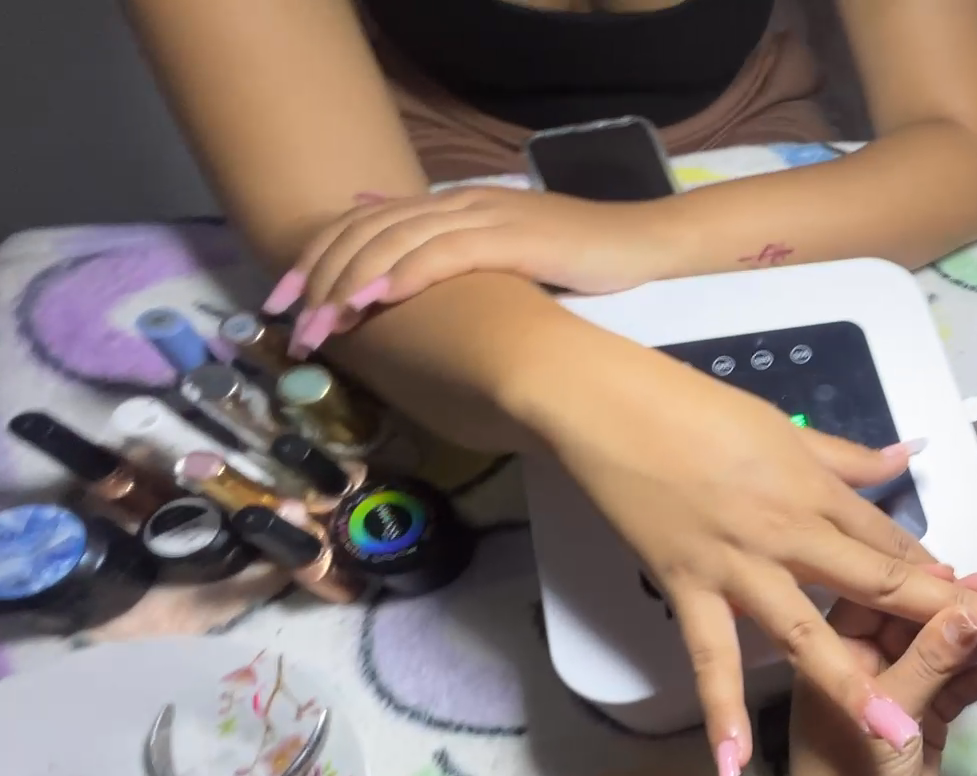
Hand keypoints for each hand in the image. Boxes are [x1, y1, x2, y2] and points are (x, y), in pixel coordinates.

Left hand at [260, 188, 670, 356]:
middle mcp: (462, 204)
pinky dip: (404, 275)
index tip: (293, 303)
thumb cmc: (591, 258)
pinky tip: (375, 300)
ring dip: (351, 283)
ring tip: (321, 324)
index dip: (323, 259)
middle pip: (369, 231)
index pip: (372, 225)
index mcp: (460, 207)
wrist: (643, 243)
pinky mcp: (512, 239)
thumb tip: (416, 257)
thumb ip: (468, 252)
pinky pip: (444, 254)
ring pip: (396, 242)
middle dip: (319, 275)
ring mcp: (486, 218)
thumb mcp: (520, 251)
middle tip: (287, 321)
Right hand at [516, 347, 976, 775]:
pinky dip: (720, 711)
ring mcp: (741, 567)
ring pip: (807, 632)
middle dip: (942, 618)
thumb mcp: (788, 429)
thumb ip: (851, 457)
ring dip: (853, 685)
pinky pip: (708, 657)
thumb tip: (908, 456)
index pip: (893, 543)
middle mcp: (792, 535)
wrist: (608, 403)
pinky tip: (735, 766)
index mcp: (818, 491)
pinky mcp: (688, 588)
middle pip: (878, 584)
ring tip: (899, 735)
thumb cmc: (700, 407)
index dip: (939, 575)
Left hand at [785, 579, 976, 775]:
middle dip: (955, 609)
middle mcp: (865, 665)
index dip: (913, 582)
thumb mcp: (894, 713)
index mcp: (834, 654)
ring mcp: (898, 693)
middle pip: (914, 624)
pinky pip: (953, 688)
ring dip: (974, 642)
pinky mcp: (923, 719)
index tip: (957, 569)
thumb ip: (934, 658)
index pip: (873, 601)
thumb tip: (976, 606)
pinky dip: (976, 677)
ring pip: (940, 654)